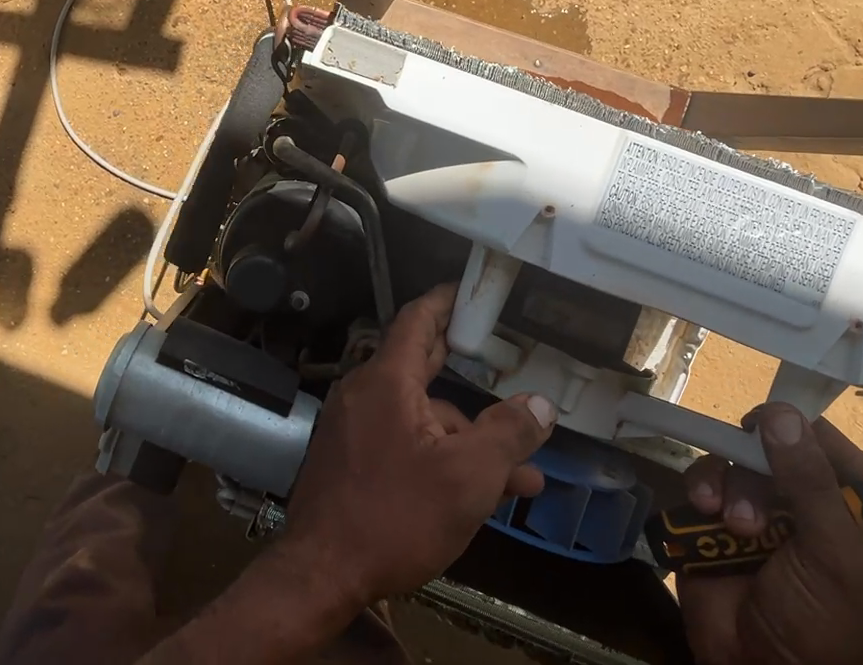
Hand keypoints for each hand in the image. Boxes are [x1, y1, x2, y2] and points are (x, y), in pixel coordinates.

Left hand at [278, 283, 557, 605]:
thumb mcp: (467, 477)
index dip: (445, 300)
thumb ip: (507, 433)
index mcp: (387, 380)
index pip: (417, 320)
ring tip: (522, 476)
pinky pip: (403, 442)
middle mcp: (365, 393)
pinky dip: (438, 457)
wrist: (322, 572)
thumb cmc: (395, 516)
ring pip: (421, 418)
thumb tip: (540, 402)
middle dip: (472, 375)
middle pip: (423, 368)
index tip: (470, 290)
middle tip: (510, 366)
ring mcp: (354, 427)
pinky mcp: (351, 459)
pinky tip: (478, 495)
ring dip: (467, 439)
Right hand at [678, 404, 862, 664]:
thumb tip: (782, 412)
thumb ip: (809, 483)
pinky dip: (701, 486)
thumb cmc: (817, 622)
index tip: (784, 420)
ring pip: (739, 463)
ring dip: (730, 481)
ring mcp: (760, 515)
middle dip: (762, 465)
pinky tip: (703, 508)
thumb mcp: (831, 556)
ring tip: (728, 519)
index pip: (850, 464)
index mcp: (860, 528)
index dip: (820, 439)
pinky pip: (705, 479)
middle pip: (784, 455)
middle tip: (750, 470)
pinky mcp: (714, 519)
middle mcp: (811, 514)